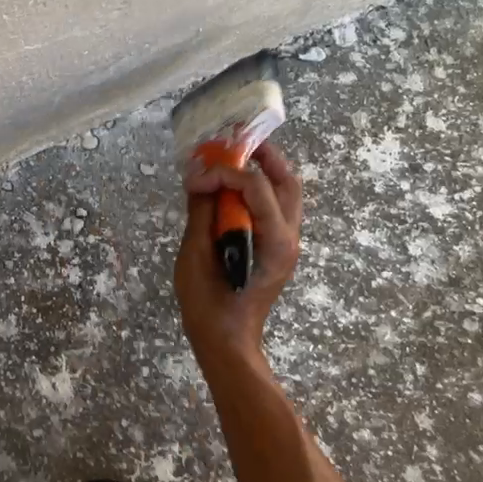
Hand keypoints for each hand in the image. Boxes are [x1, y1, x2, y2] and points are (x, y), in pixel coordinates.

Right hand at [174, 141, 302, 372]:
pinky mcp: (275, 248)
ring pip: (285, 194)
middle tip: (233, 141)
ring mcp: (285, 243)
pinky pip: (273, 208)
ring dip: (262, 170)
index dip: (223, 172)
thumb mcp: (196, 253)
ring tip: (231, 157)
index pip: (255, 185)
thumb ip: (202, 210)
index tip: (194, 176)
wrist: (226, 340)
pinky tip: (228, 188)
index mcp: (274, 240)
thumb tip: (198, 176)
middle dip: (263, 156)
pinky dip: (255, 189)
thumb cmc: (209, 301)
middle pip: (287, 182)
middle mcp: (288, 238)